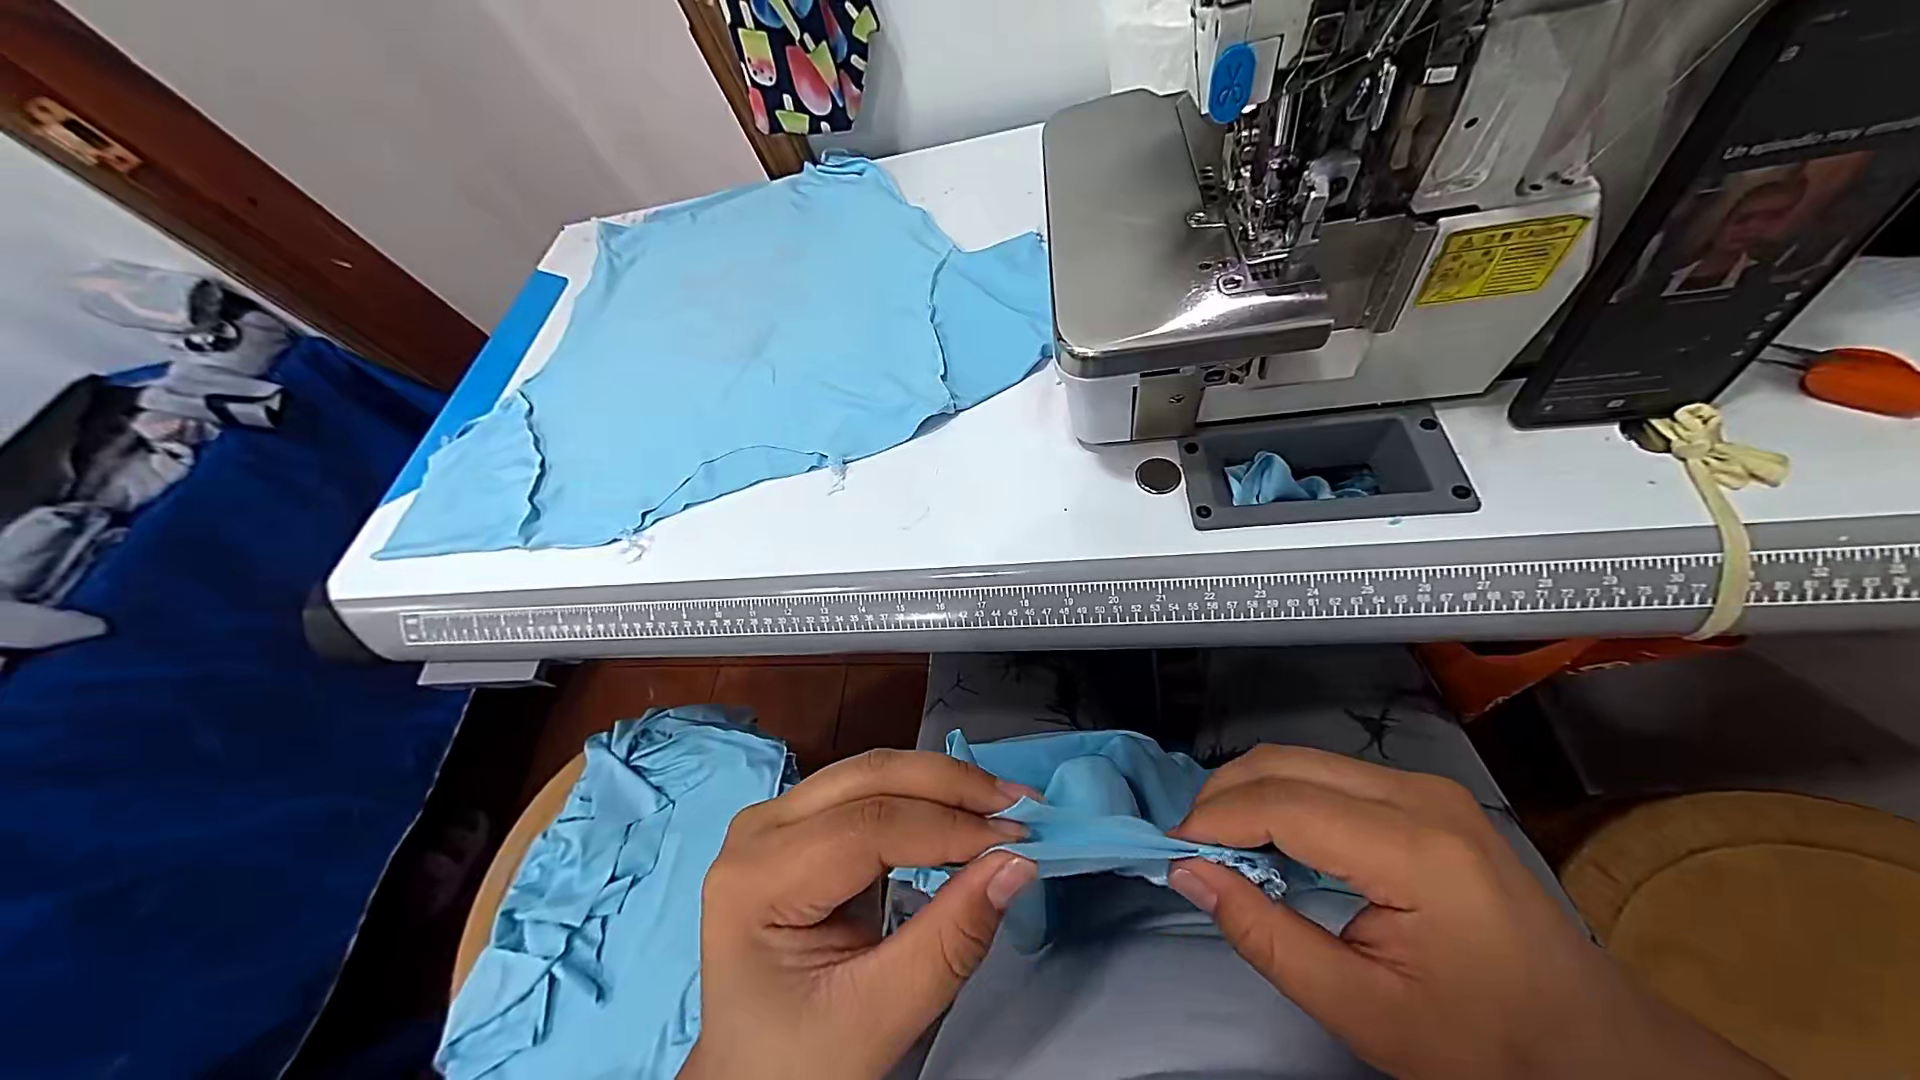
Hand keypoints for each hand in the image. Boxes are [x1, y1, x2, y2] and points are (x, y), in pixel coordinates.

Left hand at [682, 749, 1038, 1079]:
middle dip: (952, 785)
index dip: (950, 826)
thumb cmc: (797, 1058)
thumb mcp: (875, 1018)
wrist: (750, 1071)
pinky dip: (922, 795)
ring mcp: (773, 820)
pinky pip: (867, 789)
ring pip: (871, 772)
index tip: (1017, 839)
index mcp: (755, 880)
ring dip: (941, 783)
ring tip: (1000, 805)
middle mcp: (757, 831)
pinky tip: (960, 811)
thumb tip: (1014, 865)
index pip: (869, 826)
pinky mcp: (797, 823)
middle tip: (1020, 805)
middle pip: (869, 778)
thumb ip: (949, 940)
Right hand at [1168, 747, 1777, 1079]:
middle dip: (1220, 796)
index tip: (1170, 851)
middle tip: (1190, 847)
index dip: (1213, 820)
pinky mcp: (1424, 794)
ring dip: (1247, 792)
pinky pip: (1326, 773)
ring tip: (1222, 843)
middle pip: (1284, 763)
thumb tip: (1189, 873)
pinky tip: (1270, 837)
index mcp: (1414, 850)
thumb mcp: (1362, 1012)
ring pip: (1300, 759)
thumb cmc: (1486, 1045)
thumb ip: (1264, 936)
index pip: (1282, 804)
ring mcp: (1425, 787)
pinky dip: (1281, 795)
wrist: (1601, 1052)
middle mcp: (1419, 795)